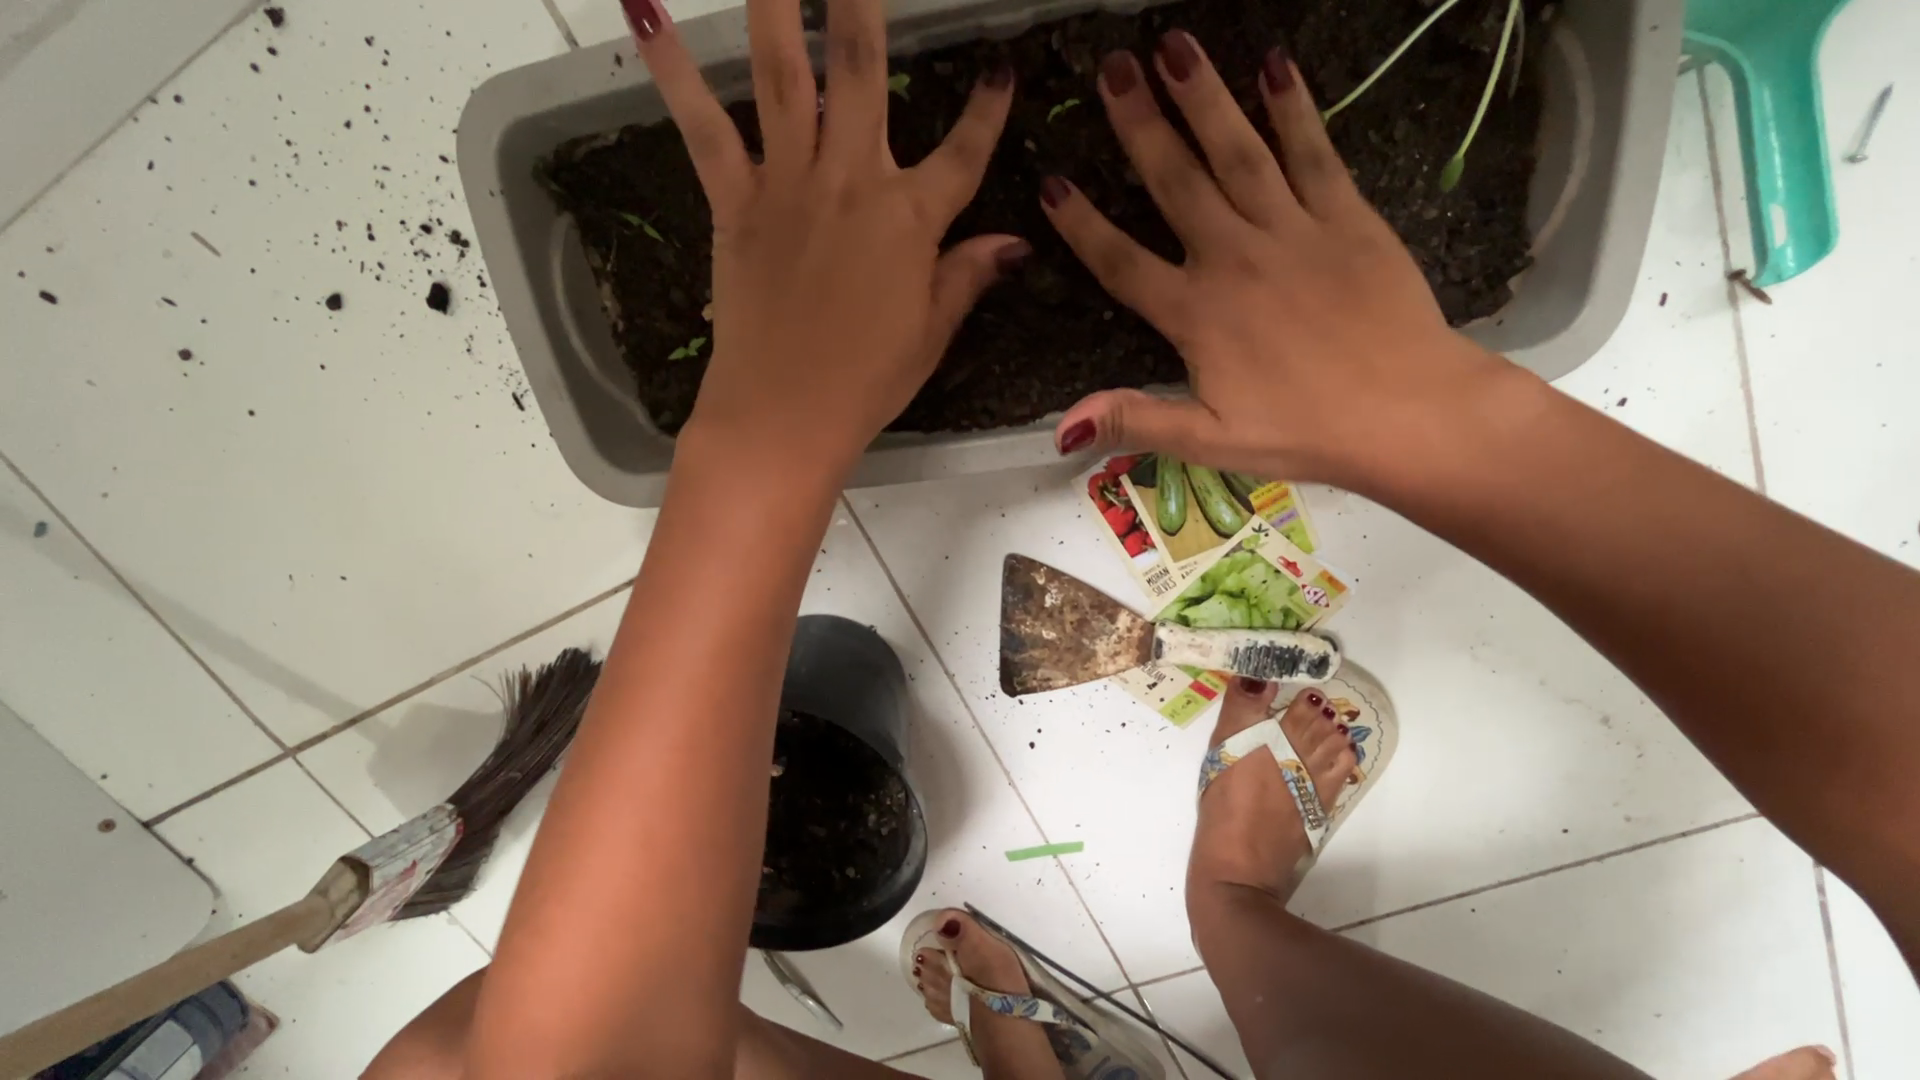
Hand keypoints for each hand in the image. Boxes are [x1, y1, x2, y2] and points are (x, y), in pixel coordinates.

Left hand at [625, 0, 1023, 469]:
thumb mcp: (932, 333)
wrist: (785, 413)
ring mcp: (790, 185)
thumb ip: (968, 275)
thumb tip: (1017, 241)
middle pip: (864, 70)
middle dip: (863, 1)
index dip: (989, 110)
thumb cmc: (867, 381)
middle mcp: (853, 182)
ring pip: (785, 74)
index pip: (965, 152)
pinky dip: (676, 71)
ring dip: (779, 3)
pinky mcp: (735, 202)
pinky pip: (705, 128)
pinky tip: (648, 13)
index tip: (1002, 66)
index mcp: (912, 220)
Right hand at [1041, 33, 1515, 487]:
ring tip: (1174, 45)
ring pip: (1238, 152)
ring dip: (1204, 97)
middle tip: (1112, 67)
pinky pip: (1314, 153)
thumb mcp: (1208, 440)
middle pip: (1176, 182)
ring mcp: (1293, 231)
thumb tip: (1061, 426)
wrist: (1408, 411)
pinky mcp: (1347, 218)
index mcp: (1195, 314)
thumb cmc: (1303, 431)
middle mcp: (1234, 258)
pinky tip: (1275, 64)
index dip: (1082, 224)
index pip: (1121, 262)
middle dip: (1140, 123)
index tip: (1051, 181)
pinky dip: (1294, 109)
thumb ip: (1134, 421)